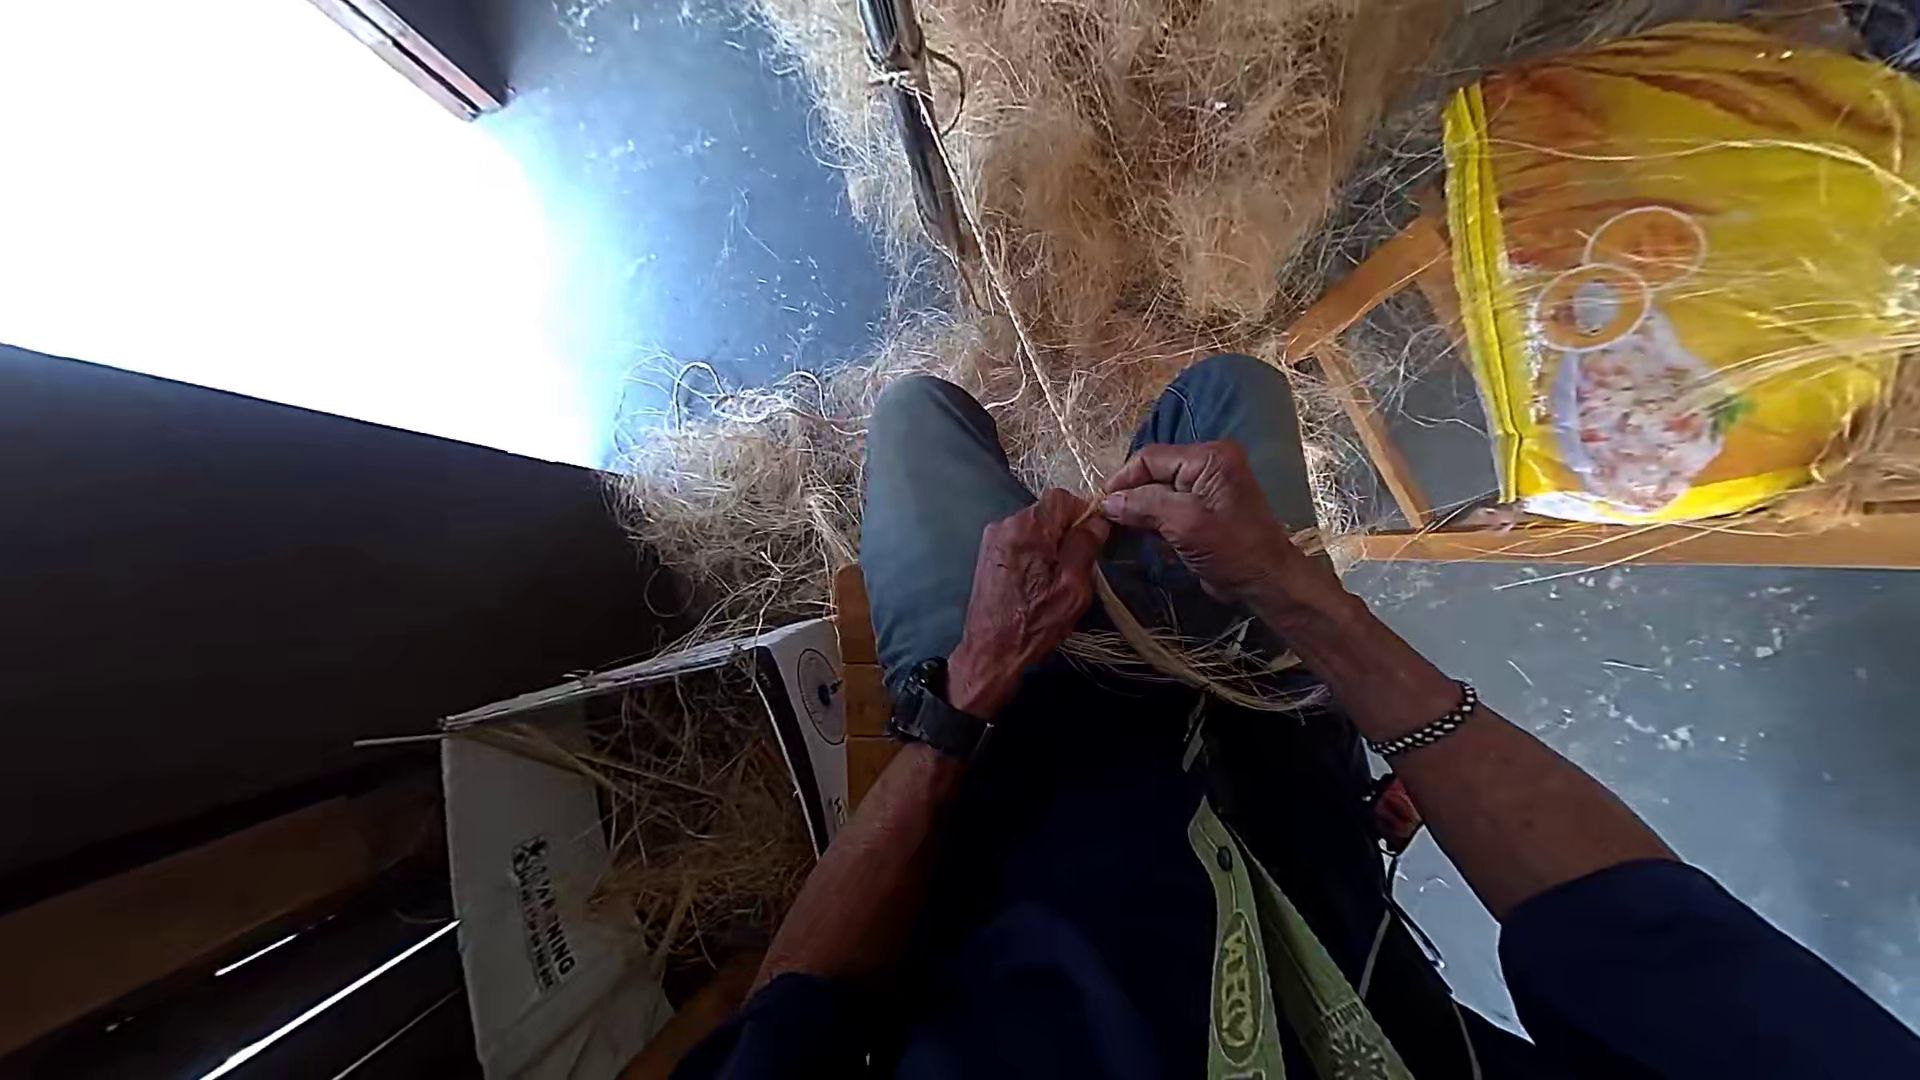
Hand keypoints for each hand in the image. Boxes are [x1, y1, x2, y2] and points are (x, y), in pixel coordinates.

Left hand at [947, 490, 1110, 718]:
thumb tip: (1097, 521)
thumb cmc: (1035, 621)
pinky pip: (1020, 539)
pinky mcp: (988, 553)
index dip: (1083, 513)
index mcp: (1026, 528)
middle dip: (1067, 530)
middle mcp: (1005, 525)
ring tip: (1057, 576)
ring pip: (1034, 526)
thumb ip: (1085, 546)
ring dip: (1050, 542)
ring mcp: (992, 538)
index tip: (1094, 537)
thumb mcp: (1072, 586)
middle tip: (1079, 563)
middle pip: (1046, 511)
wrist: (991, 649)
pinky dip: (1034, 551)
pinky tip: (1038, 579)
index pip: (1062, 498)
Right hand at [1100, 441, 1341, 614]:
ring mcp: (1205, 487)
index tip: (1100, 504)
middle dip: (1129, 496)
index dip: (1122, 480)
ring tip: (1120, 529)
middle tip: (1107, 519)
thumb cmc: (1230, 549)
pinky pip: (1166, 506)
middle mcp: (1207, 464)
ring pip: (1156, 491)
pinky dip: (1151, 519)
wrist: (1265, 582)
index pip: (1151, 458)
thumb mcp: (1184, 522)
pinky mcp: (1202, 508)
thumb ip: (1143, 504)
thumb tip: (1107, 502)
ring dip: (1138, 510)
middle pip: (1152, 473)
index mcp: (1208, 457)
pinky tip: (1141, 534)